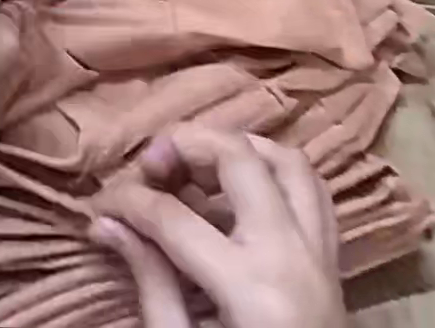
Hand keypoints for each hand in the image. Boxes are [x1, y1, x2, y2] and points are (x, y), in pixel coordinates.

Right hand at [91, 127, 345, 327]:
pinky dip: (269, 172)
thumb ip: (150, 280)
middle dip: (182, 145)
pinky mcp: (333, 264)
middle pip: (237, 156)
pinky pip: (311, 191)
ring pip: (285, 160)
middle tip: (150, 167)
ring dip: (234, 148)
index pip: (171, 214)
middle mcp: (293, 256)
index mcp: (253, 289)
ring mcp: (323, 257)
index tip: (101, 206)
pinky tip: (233, 187)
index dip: (125, 201)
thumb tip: (105, 223)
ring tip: (194, 165)